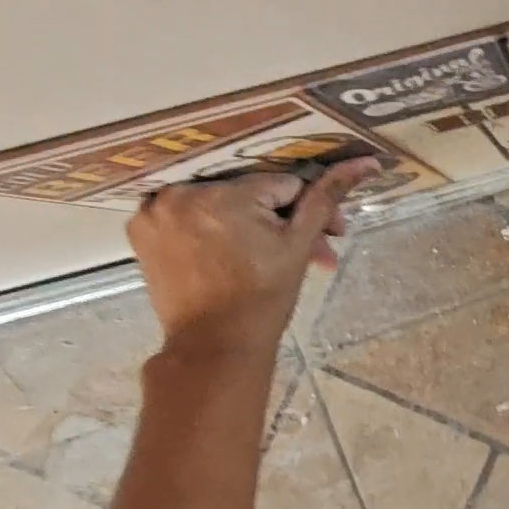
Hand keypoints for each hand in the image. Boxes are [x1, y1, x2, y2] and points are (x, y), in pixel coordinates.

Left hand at [125, 159, 373, 357]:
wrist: (215, 347)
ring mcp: (154, 211)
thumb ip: (326, 199)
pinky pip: (184, 215)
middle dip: (279, 220)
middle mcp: (182, 192)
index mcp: (225, 195)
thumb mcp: (299, 247)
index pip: (283, 186)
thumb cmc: (264, 300)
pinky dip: (206, 229)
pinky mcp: (140, 230)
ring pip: (218, 203)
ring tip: (263, 257)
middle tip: (304, 254)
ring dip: (244, 224)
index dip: (308, 212)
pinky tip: (224, 253)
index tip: (327, 239)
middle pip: (248, 194)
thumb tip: (367, 162)